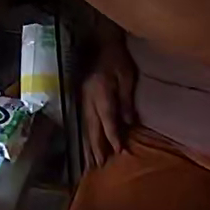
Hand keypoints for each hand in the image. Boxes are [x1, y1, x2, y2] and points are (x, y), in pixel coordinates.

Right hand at [80, 46, 136, 168]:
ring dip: (88, 144)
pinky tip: (85, 144)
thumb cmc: (117, 59)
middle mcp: (88, 98)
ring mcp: (82, 98)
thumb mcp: (127, 77)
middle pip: (92, 127)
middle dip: (96, 147)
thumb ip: (126, 100)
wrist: (100, 43)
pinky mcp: (81, 98)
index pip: (107, 119)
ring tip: (90, 160)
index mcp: (100, 93)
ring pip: (85, 125)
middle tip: (99, 165)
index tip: (119, 152)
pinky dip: (85, 134)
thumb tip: (129, 123)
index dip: (113, 136)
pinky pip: (82, 120)